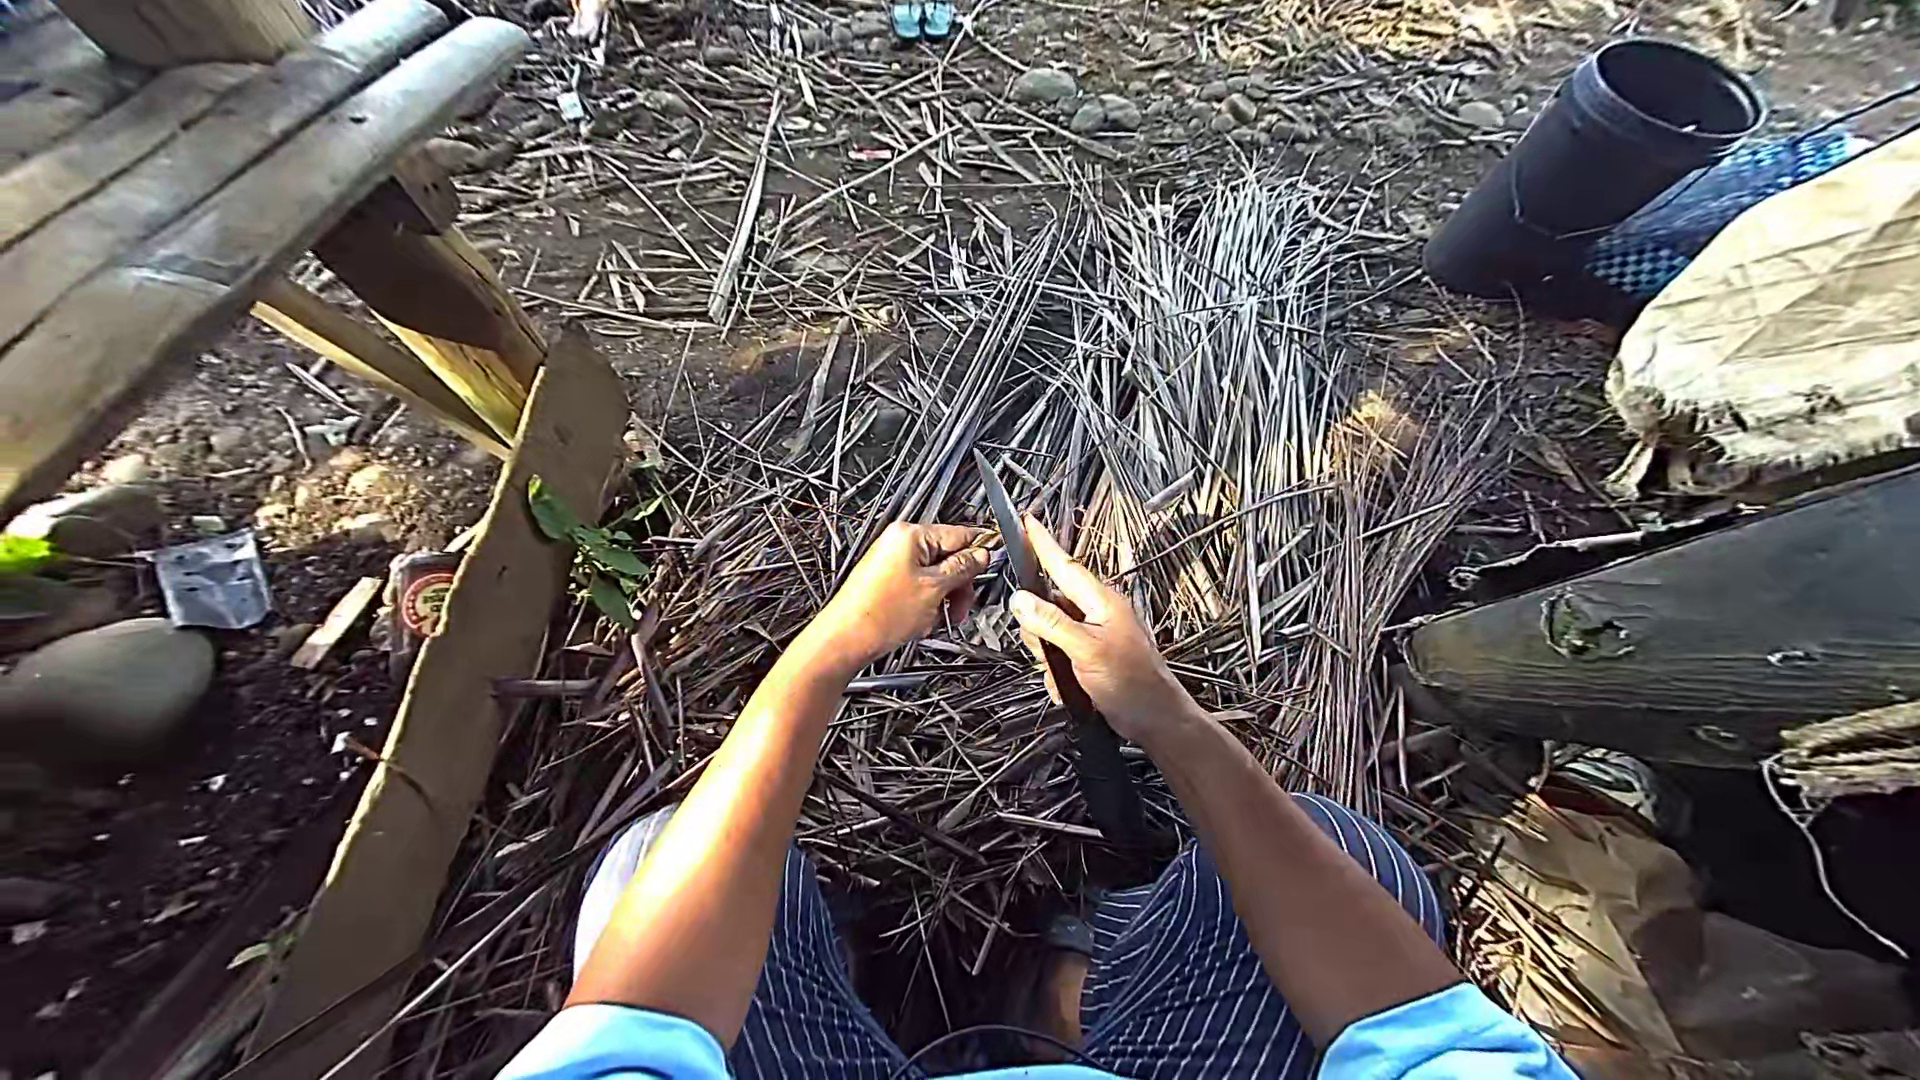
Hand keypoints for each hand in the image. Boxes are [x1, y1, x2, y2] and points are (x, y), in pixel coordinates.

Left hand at [799, 522, 990, 674]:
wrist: (843, 640)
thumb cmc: (877, 615)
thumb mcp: (934, 589)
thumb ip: (963, 568)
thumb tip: (981, 554)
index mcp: (910, 534)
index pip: (959, 533)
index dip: (978, 553)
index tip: (991, 566)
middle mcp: (899, 542)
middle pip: (948, 556)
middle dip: (958, 584)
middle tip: (959, 605)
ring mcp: (891, 561)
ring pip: (935, 574)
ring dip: (944, 597)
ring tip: (939, 617)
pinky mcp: (887, 581)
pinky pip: (920, 585)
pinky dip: (928, 603)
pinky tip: (924, 620)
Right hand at [1009, 515, 1200, 744]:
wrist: (1156, 721)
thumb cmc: (1135, 684)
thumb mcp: (1086, 650)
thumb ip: (1051, 623)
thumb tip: (1021, 600)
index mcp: (1100, 601)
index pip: (1064, 564)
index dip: (1043, 543)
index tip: (1026, 522)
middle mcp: (1096, 612)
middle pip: (1048, 602)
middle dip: (1038, 627)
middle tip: (1045, 648)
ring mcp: (1092, 633)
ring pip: (1049, 630)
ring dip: (1048, 653)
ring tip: (1063, 671)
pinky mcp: (1089, 654)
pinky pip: (1058, 652)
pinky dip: (1058, 671)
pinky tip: (1069, 684)